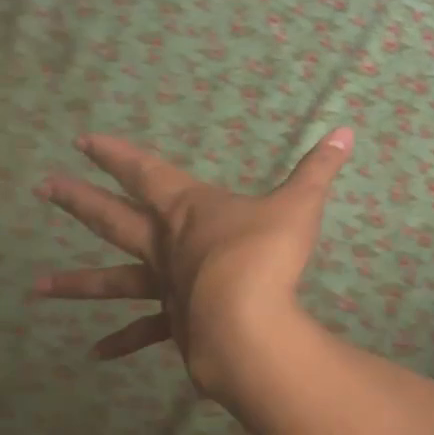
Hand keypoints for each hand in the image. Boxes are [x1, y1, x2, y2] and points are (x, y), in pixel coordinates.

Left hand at [32, 128, 353, 399]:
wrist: (243, 316)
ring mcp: (165, 283)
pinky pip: (143, 328)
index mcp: (194, 210)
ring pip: (115, 278)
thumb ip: (319, 168)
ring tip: (39, 286)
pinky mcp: (172, 318)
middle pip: (118, 220)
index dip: (122, 158)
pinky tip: (96, 352)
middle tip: (46, 189)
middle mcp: (168, 244)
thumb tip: (343, 132)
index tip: (86, 142)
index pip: (152, 176)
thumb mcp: (302, 201)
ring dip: (78, 281)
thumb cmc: (267, 250)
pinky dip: (121, 339)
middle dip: (84, 201)